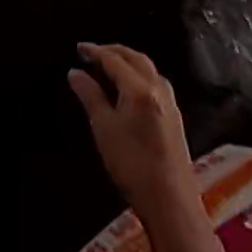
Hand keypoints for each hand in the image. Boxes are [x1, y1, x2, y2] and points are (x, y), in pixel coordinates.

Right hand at [69, 43, 199, 218]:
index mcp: (140, 91)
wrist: (170, 203)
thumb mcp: (102, 126)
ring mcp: (171, 108)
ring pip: (150, 72)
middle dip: (115, 51)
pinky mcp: (175, 121)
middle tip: (92, 52)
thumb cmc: (131, 162)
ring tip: (107, 66)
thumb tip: (76, 73)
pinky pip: (156, 85)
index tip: (78, 48)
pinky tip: (126, 88)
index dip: (94, 51)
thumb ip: (89, 95)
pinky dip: (138, 76)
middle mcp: (159, 93)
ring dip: (128, 63)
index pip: (114, 60)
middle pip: (138, 60)